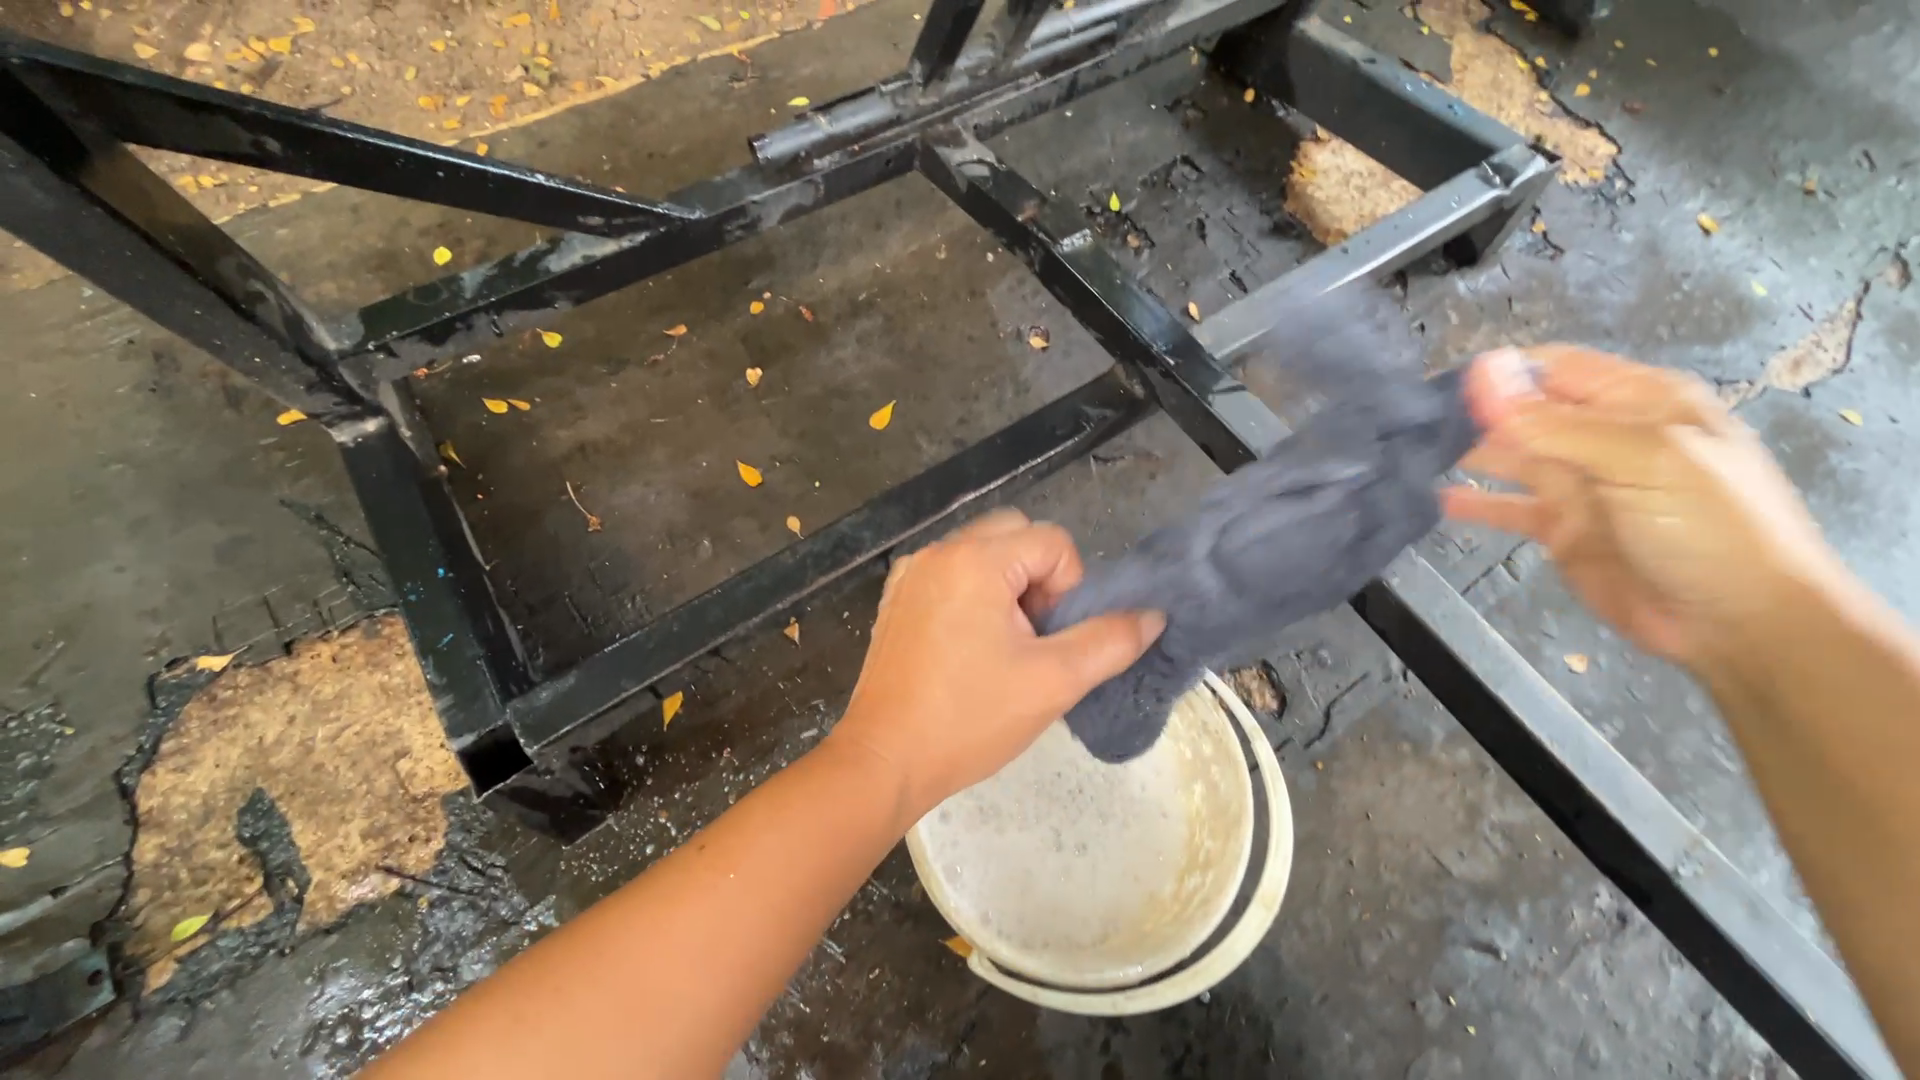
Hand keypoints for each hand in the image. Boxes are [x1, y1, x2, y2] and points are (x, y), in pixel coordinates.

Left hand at [826, 509, 1165, 826]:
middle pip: (1016, 536)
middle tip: (1032, 640)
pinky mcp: (897, 599)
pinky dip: (973, 597)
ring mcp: (911, 574)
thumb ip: (1110, 641)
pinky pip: (951, 575)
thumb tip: (1152, 615)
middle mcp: (939, 551)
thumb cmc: (969, 719)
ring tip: (1002, 649)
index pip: (1053, 542)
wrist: (885, 760)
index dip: (1069, 589)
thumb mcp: (1054, 682)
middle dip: (1039, 581)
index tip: (1050, 640)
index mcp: (975, 560)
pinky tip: (968, 650)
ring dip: (1007, 589)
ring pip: (983, 555)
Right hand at [1443, 345, 1845, 677]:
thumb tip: (1482, 371)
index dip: (1498, 373)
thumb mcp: (1639, 460)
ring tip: (1408, 454)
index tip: (1435, 387)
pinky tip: (1433, 499)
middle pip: (1523, 411)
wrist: (1739, 623)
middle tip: (1405, 424)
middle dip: (1470, 413)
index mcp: (1637, 401)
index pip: (1552, 368)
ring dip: (1465, 453)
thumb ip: (1553, 421)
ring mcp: (1580, 483)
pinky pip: (1507, 506)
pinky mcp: (1561, 527)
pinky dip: (1473, 502)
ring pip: (1509, 456)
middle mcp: (1603, 435)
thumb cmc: (1707, 527)